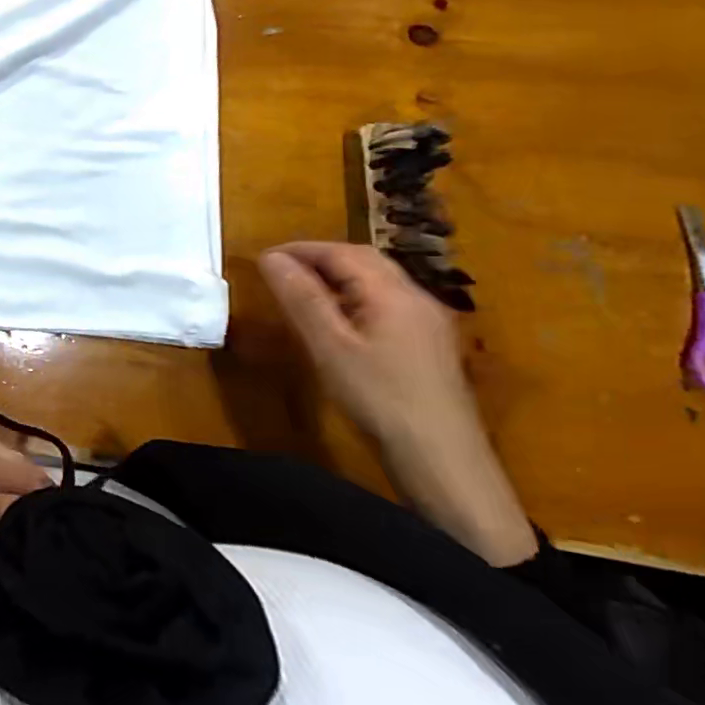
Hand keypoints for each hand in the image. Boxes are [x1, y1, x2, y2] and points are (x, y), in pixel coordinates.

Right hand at [259, 241, 537, 565]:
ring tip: (301, 290)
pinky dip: (353, 297)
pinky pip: (386, 303)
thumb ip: (301, 299)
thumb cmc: (378, 396)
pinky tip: (338, 320)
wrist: (440, 455)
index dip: (301, 249)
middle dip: (320, 257)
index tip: (263, 258)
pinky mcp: (429, 345)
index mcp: (392, 292)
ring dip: (337, 276)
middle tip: (280, 269)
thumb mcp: (329, 346)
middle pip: (365, 261)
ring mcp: (427, 322)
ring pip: (378, 282)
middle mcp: (415, 298)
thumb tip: (271, 258)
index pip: (342, 252)